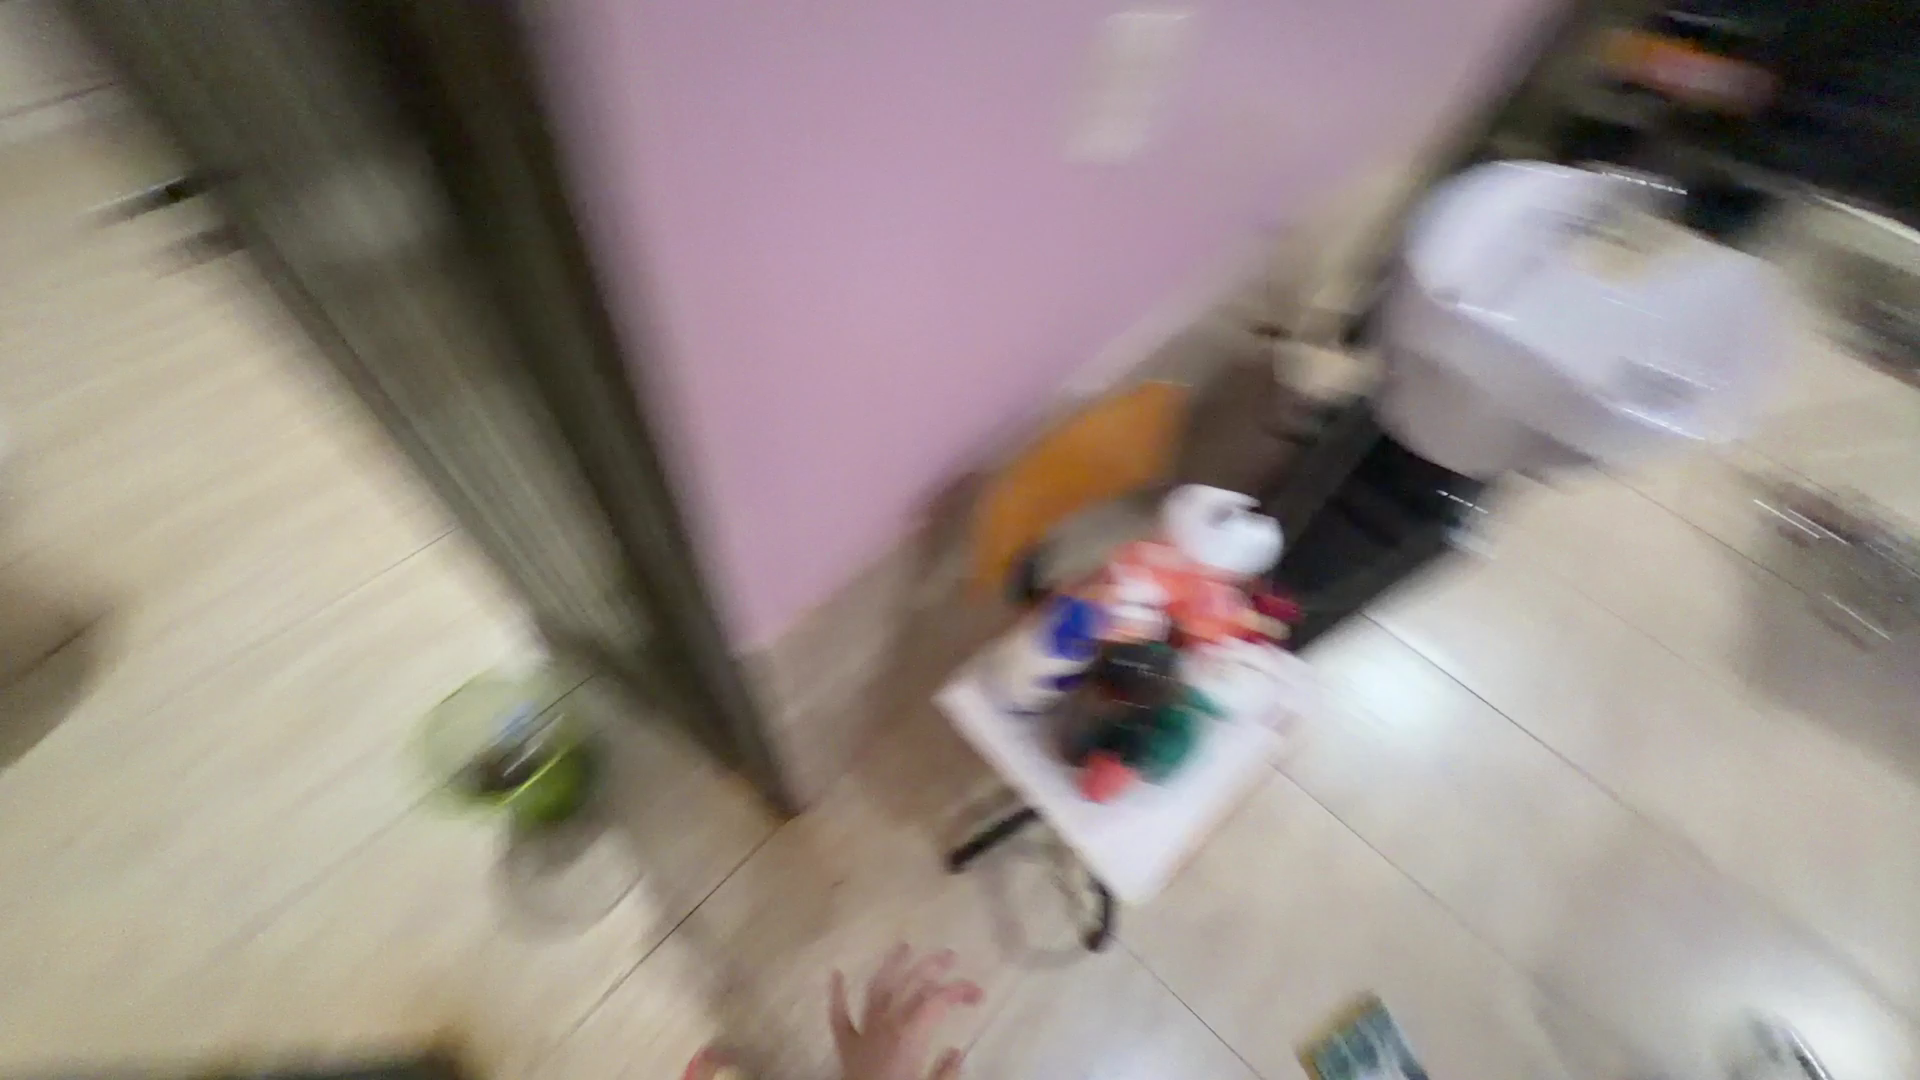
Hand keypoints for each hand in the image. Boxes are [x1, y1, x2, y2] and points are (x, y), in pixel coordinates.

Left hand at [830, 944, 982, 1079]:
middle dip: (932, 965)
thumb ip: (945, 1072)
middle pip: (911, 986)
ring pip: (876, 990)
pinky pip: (840, 1016)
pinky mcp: (846, 1047)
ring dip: (889, 966)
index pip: (939, 1000)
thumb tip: (956, 1052)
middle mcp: (886, 1025)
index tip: (979, 993)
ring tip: (903, 946)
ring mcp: (864, 1033)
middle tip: (950, 954)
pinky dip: (837, 994)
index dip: (960, 990)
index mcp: (909, 1035)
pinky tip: (836, 973)